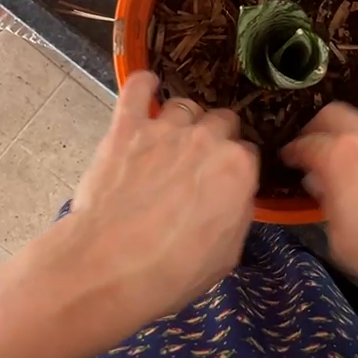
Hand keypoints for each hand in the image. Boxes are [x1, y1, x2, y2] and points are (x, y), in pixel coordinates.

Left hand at [57, 72, 257, 324]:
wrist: (109, 267)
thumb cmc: (172, 272)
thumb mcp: (226, 256)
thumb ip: (237, 215)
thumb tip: (234, 197)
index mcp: (238, 169)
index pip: (248, 154)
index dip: (236, 169)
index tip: (224, 183)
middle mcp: (207, 139)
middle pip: (222, 121)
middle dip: (216, 138)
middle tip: (198, 164)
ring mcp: (165, 128)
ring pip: (184, 106)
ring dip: (184, 120)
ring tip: (172, 138)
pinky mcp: (126, 127)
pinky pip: (137, 89)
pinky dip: (143, 85)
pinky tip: (148, 86)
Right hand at [283, 103, 357, 343]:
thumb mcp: (344, 243)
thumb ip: (325, 205)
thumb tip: (321, 185)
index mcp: (342, 154)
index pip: (303, 143)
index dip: (289, 155)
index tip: (285, 166)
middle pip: (333, 115)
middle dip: (316, 132)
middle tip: (310, 160)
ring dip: (348, 138)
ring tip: (346, 172)